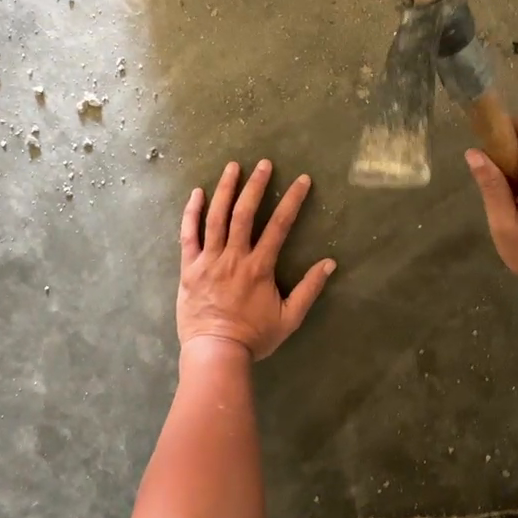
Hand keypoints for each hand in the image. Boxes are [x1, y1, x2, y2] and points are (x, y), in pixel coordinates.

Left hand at [178, 159, 337, 360]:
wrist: (215, 354)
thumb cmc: (253, 338)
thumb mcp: (289, 318)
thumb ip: (309, 289)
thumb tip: (330, 263)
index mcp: (259, 267)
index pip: (279, 225)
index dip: (292, 200)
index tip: (302, 180)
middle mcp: (234, 257)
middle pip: (245, 213)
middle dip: (256, 185)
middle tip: (264, 163)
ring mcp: (209, 260)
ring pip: (216, 217)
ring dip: (225, 189)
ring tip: (233, 167)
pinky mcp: (188, 268)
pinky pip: (188, 235)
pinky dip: (192, 212)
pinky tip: (197, 194)